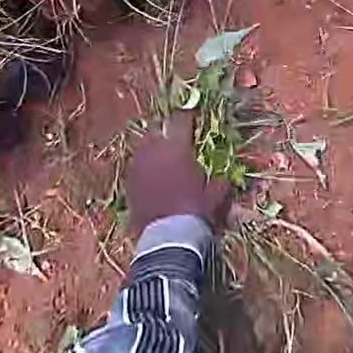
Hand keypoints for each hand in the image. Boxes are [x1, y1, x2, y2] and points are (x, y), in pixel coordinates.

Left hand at [126, 111, 230, 232]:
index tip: (192, 113)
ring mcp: (138, 169)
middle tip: (174, 135)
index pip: (181, 121)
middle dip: (165, 130)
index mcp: (177, 148)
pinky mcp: (129, 186)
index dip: (188, 115)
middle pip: (156, 130)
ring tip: (162, 156)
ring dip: (153, 148)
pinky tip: (151, 177)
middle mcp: (155, 152)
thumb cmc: (196, 211)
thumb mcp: (217, 195)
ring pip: (143, 148)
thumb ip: (220, 182)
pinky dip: (144, 169)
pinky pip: (136, 169)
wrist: (168, 239)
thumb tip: (223, 179)